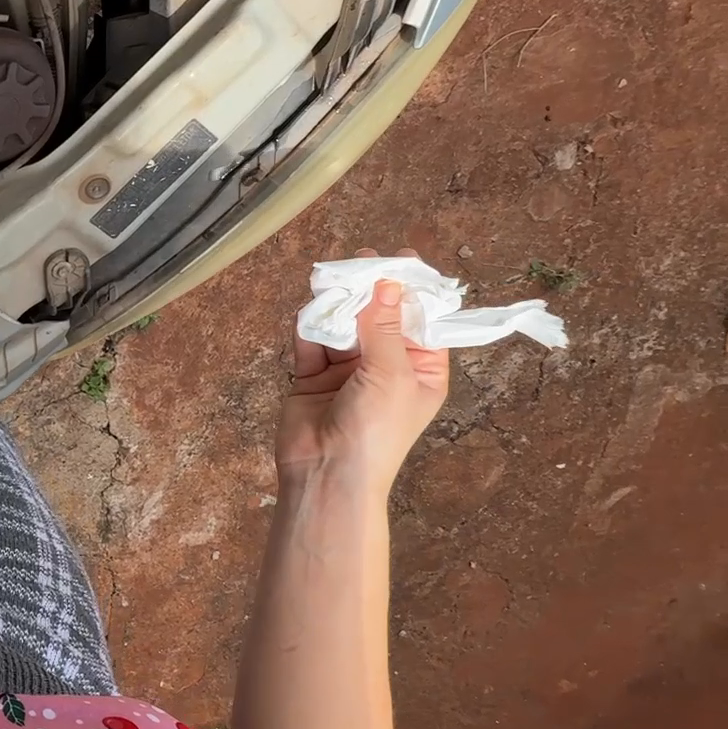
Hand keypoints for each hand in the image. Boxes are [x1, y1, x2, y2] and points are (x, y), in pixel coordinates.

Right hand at [276, 248, 449, 485]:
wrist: (326, 468)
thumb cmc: (375, 429)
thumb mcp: (390, 374)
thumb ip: (382, 328)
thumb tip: (387, 284)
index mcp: (421, 369)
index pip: (419, 321)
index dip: (411, 291)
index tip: (399, 259)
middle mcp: (385, 367)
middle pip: (377, 319)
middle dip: (369, 292)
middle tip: (359, 260)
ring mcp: (346, 372)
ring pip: (341, 328)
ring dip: (335, 308)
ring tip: (328, 282)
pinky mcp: (311, 377)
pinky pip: (310, 345)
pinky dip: (308, 330)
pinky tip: (307, 315)